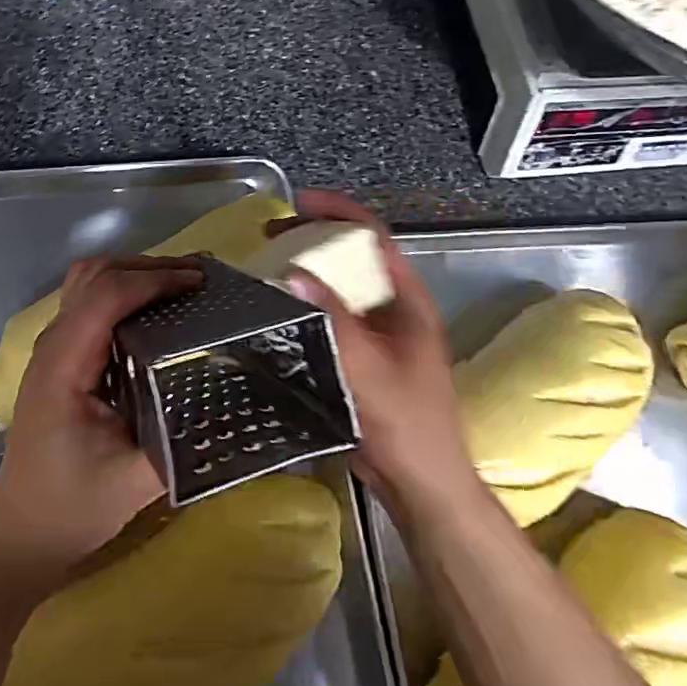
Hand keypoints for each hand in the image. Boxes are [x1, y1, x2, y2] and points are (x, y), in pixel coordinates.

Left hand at [0, 255, 202, 584]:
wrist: (24, 532)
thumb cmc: (73, 506)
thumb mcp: (134, 479)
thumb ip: (180, 437)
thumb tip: (228, 394)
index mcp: (64, 365)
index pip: (105, 296)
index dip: (153, 279)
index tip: (199, 283)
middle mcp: (53, 344)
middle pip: (94, 275)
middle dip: (147, 267)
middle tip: (198, 278)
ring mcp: (53, 348)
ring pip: (89, 282)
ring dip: (133, 274)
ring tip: (181, 285)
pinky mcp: (61, 357)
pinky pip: (90, 303)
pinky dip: (124, 291)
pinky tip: (156, 310)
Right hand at [271, 190, 478, 511]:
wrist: (420, 481)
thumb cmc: (405, 422)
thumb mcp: (368, 367)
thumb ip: (332, 319)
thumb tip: (292, 272)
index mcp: (406, 300)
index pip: (373, 237)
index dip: (338, 212)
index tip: (297, 204)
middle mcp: (391, 308)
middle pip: (352, 256)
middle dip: (313, 238)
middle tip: (269, 236)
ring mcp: (377, 332)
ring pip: (338, 286)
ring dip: (306, 270)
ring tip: (266, 266)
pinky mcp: (360, 354)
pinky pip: (329, 315)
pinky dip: (304, 303)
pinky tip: (276, 309)